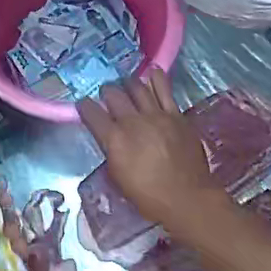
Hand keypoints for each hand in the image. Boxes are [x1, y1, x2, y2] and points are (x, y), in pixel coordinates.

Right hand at [78, 70, 220, 225]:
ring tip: (126, 83)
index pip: (91, 113)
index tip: (83, 104)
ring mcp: (156, 116)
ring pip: (137, 87)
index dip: (84, 106)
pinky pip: (165, 90)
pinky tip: (152, 72)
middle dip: (106, 91)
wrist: (187, 198)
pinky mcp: (176, 115)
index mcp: (114, 140)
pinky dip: (156, 79)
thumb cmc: (149, 196)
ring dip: (128, 83)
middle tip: (107, 93)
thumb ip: (111, 152)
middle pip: (114, 95)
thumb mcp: (118, 177)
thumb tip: (109, 140)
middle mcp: (132, 122)